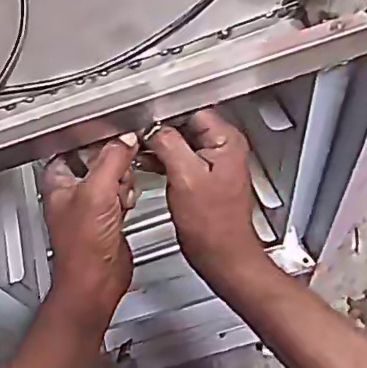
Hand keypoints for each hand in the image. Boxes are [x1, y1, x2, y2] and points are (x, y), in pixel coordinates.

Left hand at [39, 133, 139, 324]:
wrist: (95, 282)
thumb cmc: (81, 248)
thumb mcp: (98, 192)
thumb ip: (112, 159)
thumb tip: (125, 139)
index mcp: (57, 179)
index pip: (76, 144)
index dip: (97, 141)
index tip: (115, 139)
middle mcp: (71, 189)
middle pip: (99, 158)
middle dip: (115, 165)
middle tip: (117, 177)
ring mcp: (90, 203)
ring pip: (113, 175)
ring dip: (123, 182)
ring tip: (120, 197)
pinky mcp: (107, 216)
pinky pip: (122, 193)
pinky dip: (127, 196)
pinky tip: (126, 206)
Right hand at [144, 109, 264, 282]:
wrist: (221, 256)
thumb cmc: (212, 226)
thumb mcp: (185, 178)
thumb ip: (169, 145)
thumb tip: (154, 128)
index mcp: (226, 142)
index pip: (191, 111)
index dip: (165, 115)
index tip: (145, 123)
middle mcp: (225, 149)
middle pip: (186, 124)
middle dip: (161, 129)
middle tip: (139, 137)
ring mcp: (216, 163)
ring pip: (182, 141)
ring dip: (161, 145)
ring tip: (141, 150)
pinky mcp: (206, 177)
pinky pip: (182, 157)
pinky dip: (165, 159)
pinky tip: (150, 164)